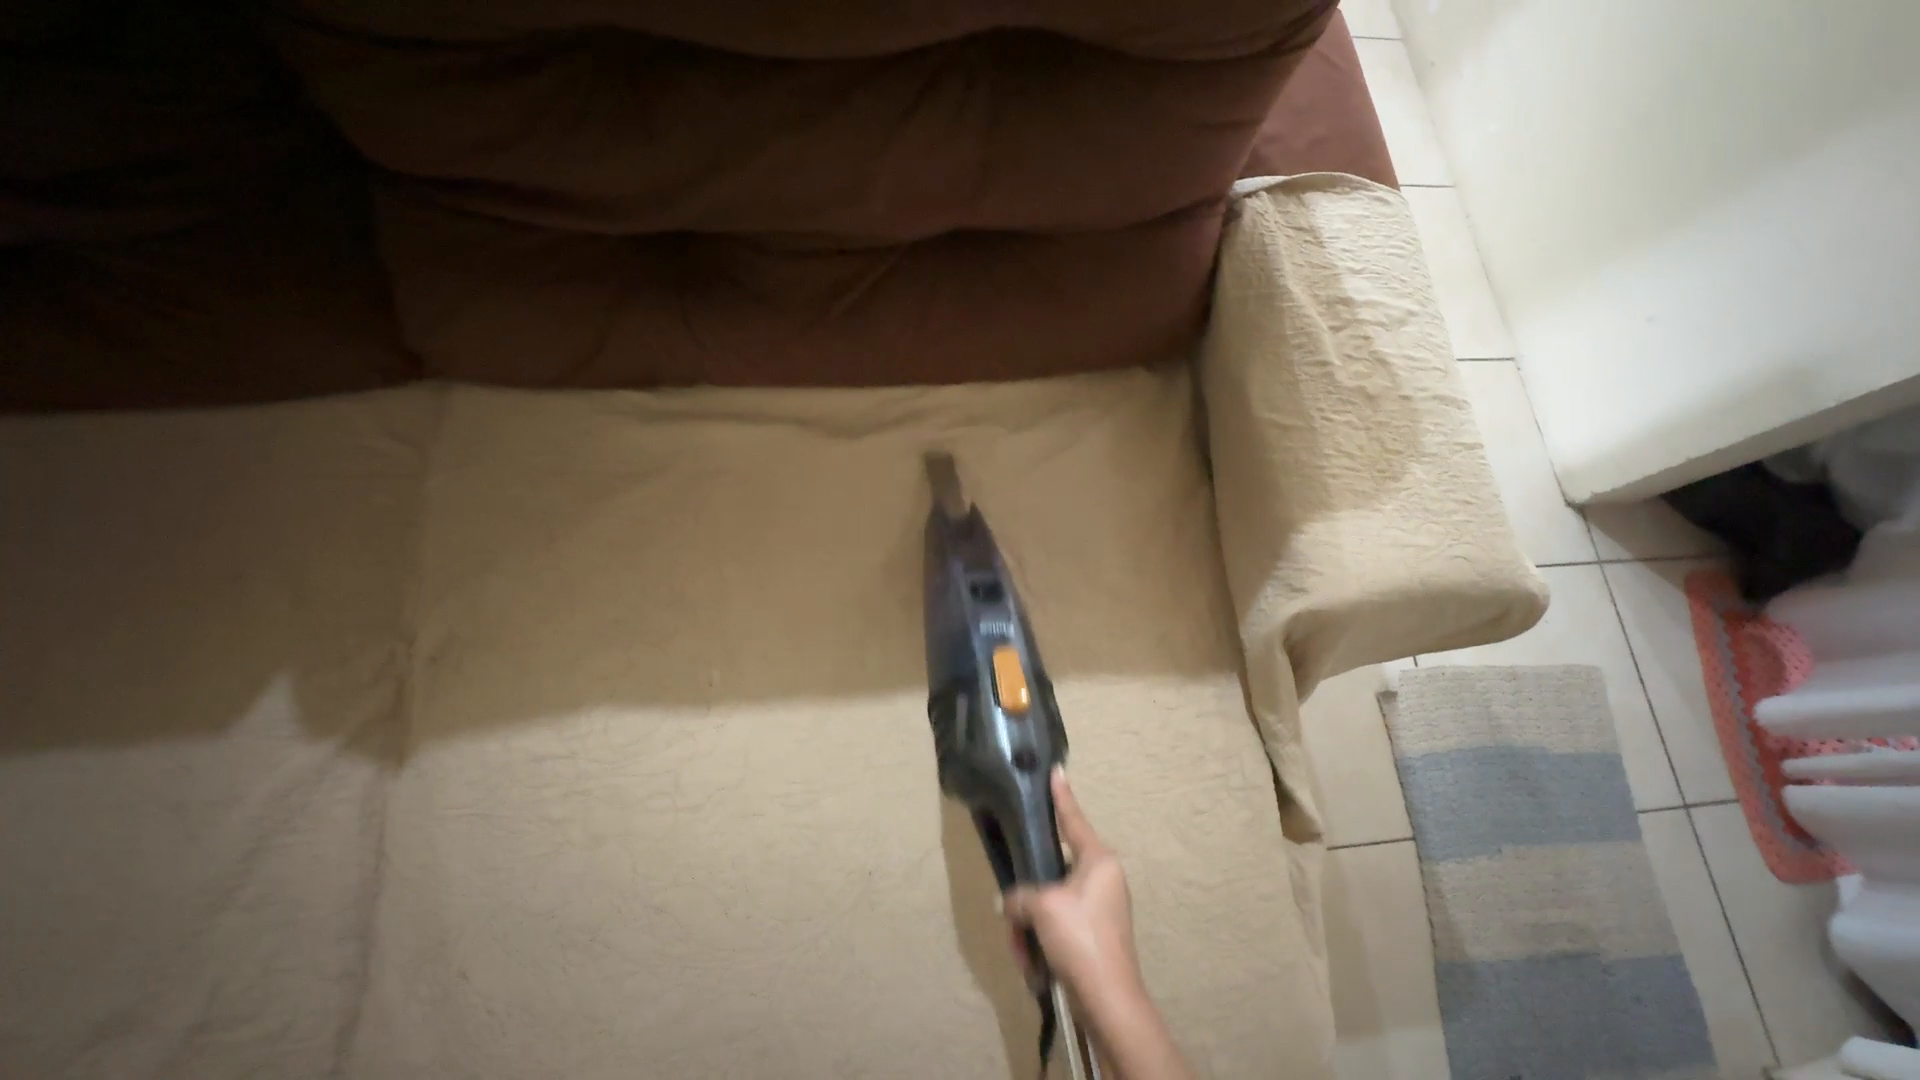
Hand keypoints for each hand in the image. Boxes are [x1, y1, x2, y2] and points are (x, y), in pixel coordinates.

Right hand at [1002, 768, 1143, 1013]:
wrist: (1108, 1000)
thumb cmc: (1080, 938)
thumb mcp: (1042, 908)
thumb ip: (1020, 896)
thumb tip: (1009, 904)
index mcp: (1099, 860)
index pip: (1073, 820)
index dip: (1062, 796)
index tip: (1057, 771)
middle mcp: (1104, 878)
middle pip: (1054, 870)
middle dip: (1028, 895)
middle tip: (1014, 913)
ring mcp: (1101, 907)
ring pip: (1051, 902)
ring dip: (1031, 923)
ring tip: (1023, 946)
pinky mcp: (1094, 933)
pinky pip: (1058, 924)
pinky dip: (1041, 938)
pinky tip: (1032, 960)